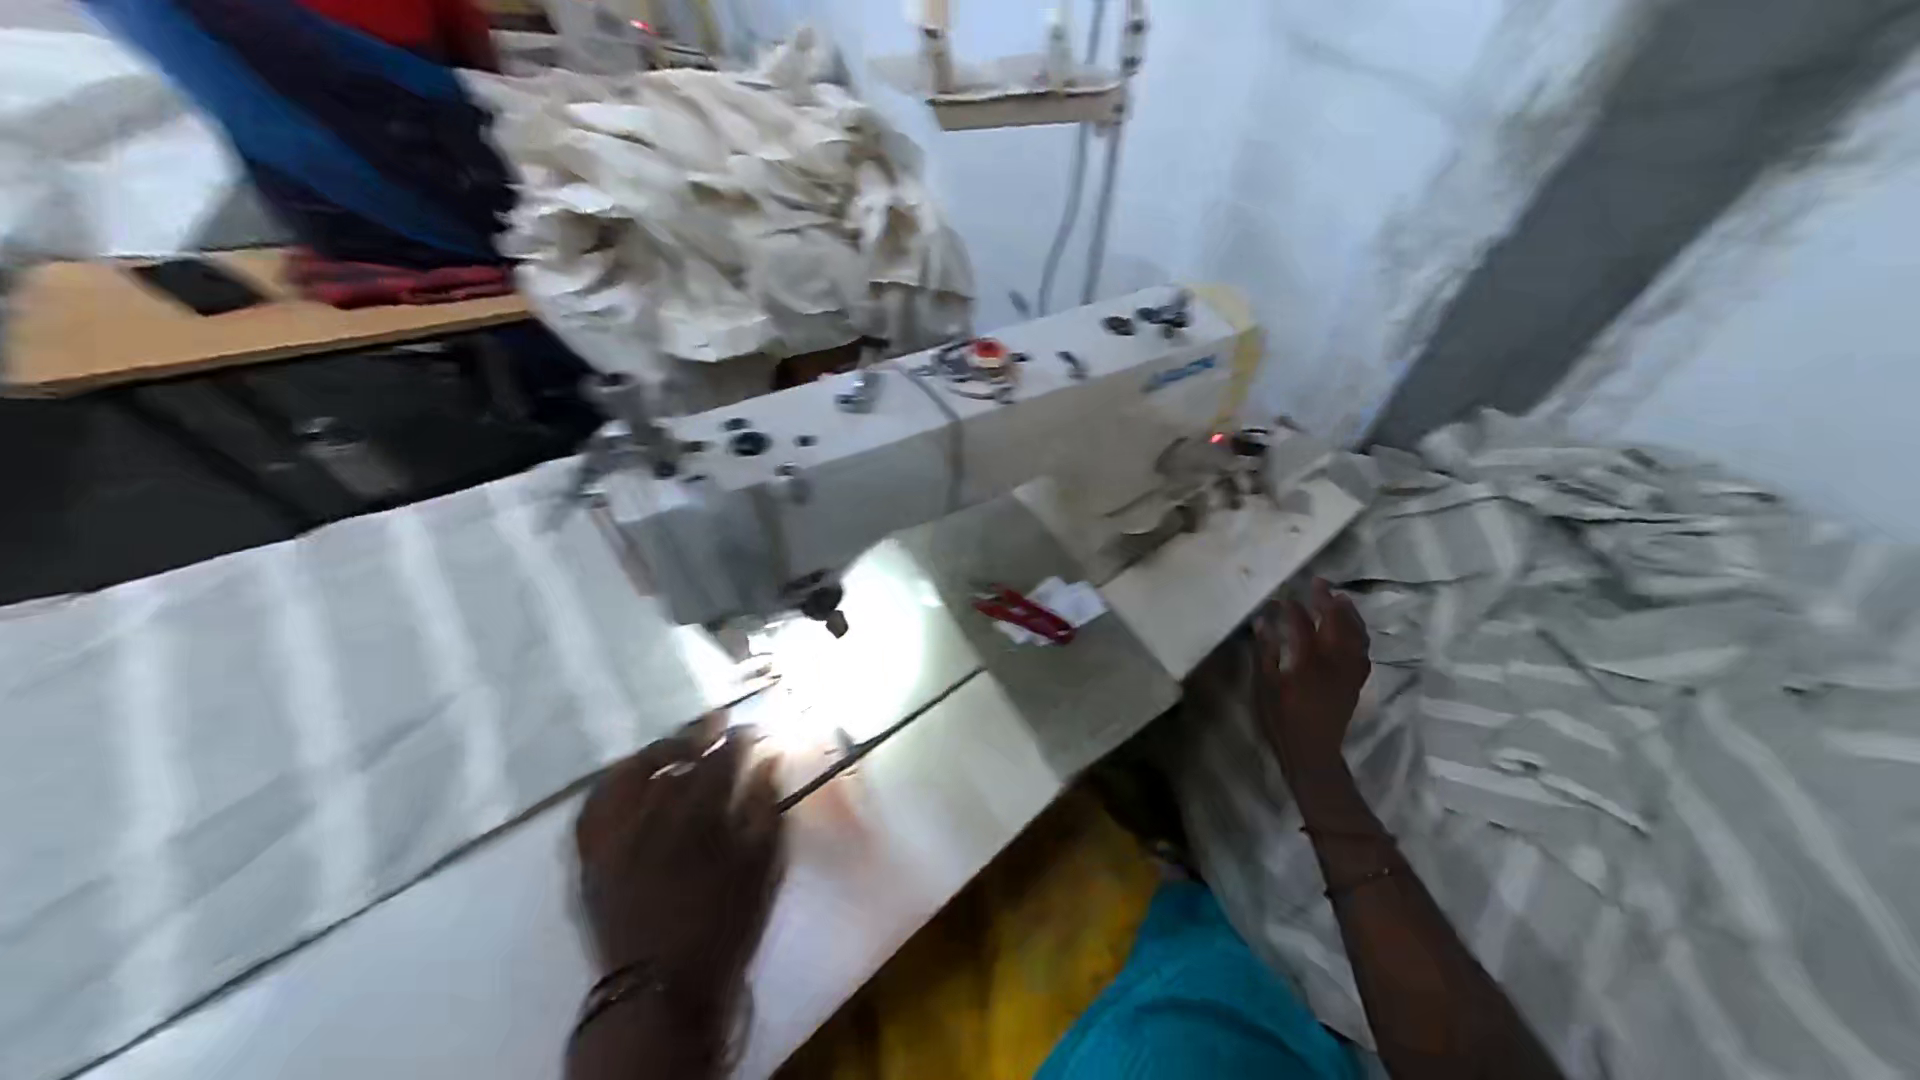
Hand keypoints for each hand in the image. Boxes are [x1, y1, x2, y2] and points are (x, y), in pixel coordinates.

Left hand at [574, 714, 783, 1021]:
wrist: (661, 988)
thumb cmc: (724, 927)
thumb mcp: (762, 868)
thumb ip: (764, 809)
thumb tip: (767, 762)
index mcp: (698, 821)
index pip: (721, 761)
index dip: (740, 739)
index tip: (755, 729)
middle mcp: (650, 818)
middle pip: (677, 758)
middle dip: (701, 733)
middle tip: (720, 720)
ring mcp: (614, 835)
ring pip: (632, 771)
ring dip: (660, 748)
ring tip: (679, 741)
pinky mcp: (591, 855)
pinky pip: (595, 803)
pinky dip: (615, 780)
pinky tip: (631, 773)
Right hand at [1253, 578, 1371, 772]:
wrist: (1312, 752)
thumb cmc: (1282, 719)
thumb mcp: (1265, 686)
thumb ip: (1265, 652)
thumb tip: (1262, 623)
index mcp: (1308, 662)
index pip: (1303, 625)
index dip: (1293, 608)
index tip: (1282, 597)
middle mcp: (1334, 662)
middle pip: (1336, 623)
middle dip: (1327, 600)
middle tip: (1319, 582)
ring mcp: (1349, 672)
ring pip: (1356, 635)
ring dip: (1349, 614)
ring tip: (1341, 598)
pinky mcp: (1355, 682)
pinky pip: (1363, 652)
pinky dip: (1359, 636)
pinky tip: (1353, 631)